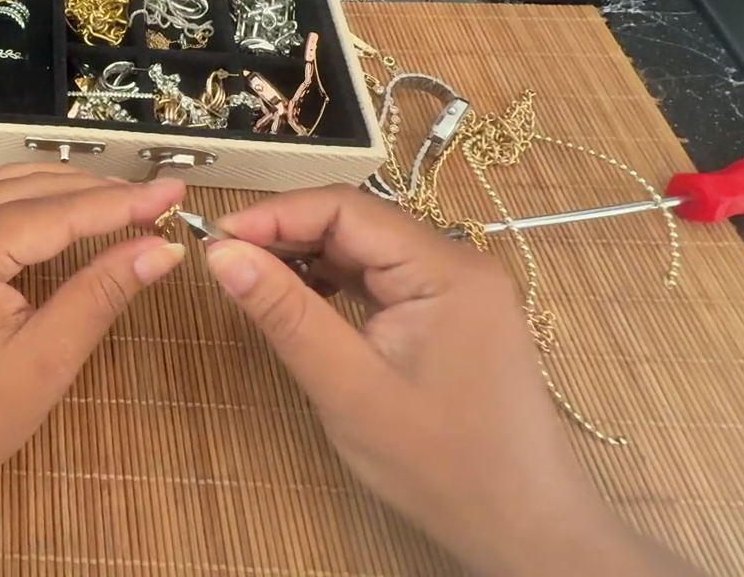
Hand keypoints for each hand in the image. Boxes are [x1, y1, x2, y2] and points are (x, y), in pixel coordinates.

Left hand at [0, 165, 188, 513]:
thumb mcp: (45, 358)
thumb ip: (102, 291)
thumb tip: (160, 249)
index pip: (58, 211)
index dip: (123, 202)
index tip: (175, 193)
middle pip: (35, 187)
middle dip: (101, 191)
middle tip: (161, 201)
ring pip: (13, 186)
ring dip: (72, 191)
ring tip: (130, 204)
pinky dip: (39, 203)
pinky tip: (76, 214)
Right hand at [205, 187, 699, 576]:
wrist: (526, 535)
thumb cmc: (440, 465)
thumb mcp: (347, 387)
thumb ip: (283, 312)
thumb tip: (219, 253)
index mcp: (444, 269)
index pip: (344, 209)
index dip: (274, 214)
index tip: (216, 238)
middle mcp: (453, 261)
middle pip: (352, 221)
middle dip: (284, 232)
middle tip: (224, 258)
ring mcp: (451, 285)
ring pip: (358, 245)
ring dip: (302, 254)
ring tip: (251, 275)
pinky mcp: (441, 308)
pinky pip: (372, 273)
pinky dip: (326, 278)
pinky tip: (296, 297)